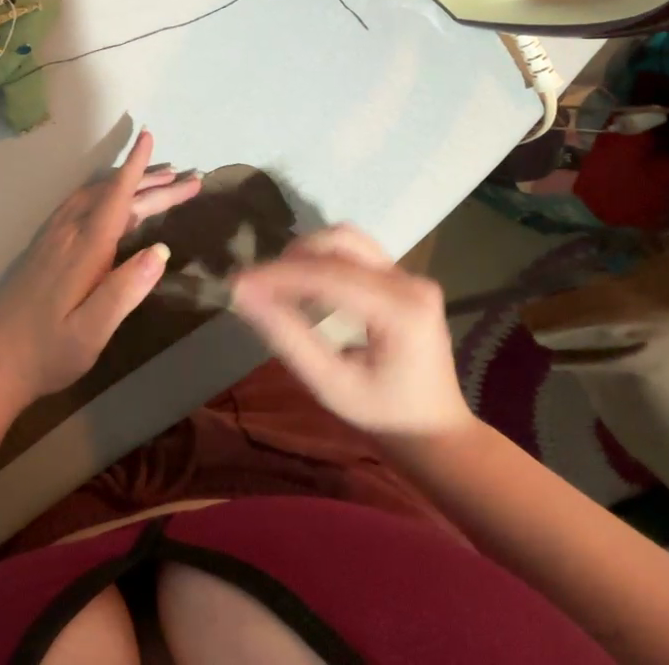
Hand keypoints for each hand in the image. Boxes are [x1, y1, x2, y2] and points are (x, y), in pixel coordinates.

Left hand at [0, 131, 202, 405]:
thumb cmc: (47, 354)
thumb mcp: (92, 332)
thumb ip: (124, 291)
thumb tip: (162, 250)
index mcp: (83, 251)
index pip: (115, 200)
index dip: (135, 169)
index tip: (149, 136)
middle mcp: (66, 236)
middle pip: (112, 197)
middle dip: (152, 183)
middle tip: (192, 180)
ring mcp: (51, 241)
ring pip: (94, 198)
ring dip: (128, 186)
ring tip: (162, 181)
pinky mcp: (43, 250)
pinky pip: (78, 206)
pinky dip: (104, 194)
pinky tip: (112, 201)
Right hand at [228, 224, 473, 440]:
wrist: (432, 429)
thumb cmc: (381, 414)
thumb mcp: (329, 384)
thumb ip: (288, 337)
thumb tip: (242, 296)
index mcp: (401, 310)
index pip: (329, 274)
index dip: (278, 275)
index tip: (236, 284)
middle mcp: (410, 281)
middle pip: (340, 241)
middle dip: (292, 258)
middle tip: (259, 287)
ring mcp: (409, 276)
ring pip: (346, 239)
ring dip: (306, 255)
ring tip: (279, 285)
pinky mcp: (401, 278)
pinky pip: (353, 252)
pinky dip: (320, 261)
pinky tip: (303, 288)